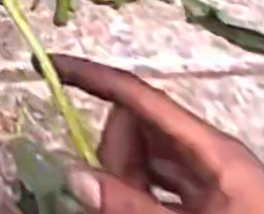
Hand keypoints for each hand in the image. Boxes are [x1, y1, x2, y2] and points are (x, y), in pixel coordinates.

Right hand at [54, 55, 263, 213]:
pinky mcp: (217, 207)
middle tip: (115, 202)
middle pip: (137, 128)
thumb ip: (133, 205)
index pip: (136, 93)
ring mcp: (215, 183)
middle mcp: (211, 155)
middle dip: (115, 158)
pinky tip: (139, 213)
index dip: (89, 75)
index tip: (46, 64)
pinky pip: (162, 183)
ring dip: (128, 182)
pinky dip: (143, 196)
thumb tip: (71, 174)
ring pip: (146, 158)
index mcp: (213, 149)